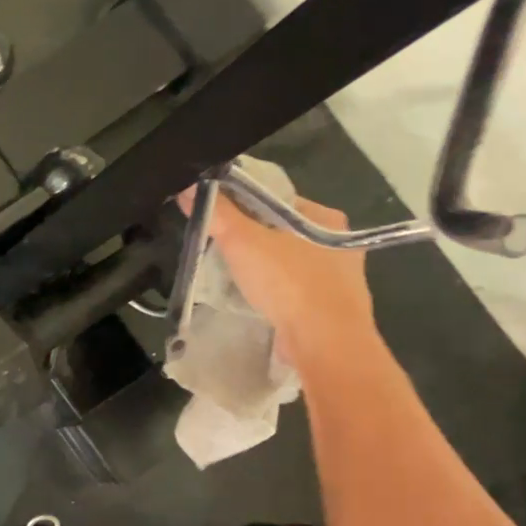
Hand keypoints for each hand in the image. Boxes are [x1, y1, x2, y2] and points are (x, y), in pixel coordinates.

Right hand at [178, 187, 377, 364]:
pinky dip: (271, 288)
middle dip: (249, 239)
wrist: (323, 338)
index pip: (275, 200)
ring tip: (231, 276)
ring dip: (259, 265)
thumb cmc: (287, 282)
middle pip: (279, 230)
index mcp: (322, 217)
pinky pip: (291, 285)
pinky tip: (253, 298)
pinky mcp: (328, 301)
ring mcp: (336, 273)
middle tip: (218, 251)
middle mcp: (336, 240)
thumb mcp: (243, 241)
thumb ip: (217, 214)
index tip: (215, 221)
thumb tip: (189, 187)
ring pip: (286, 259)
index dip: (241, 207)